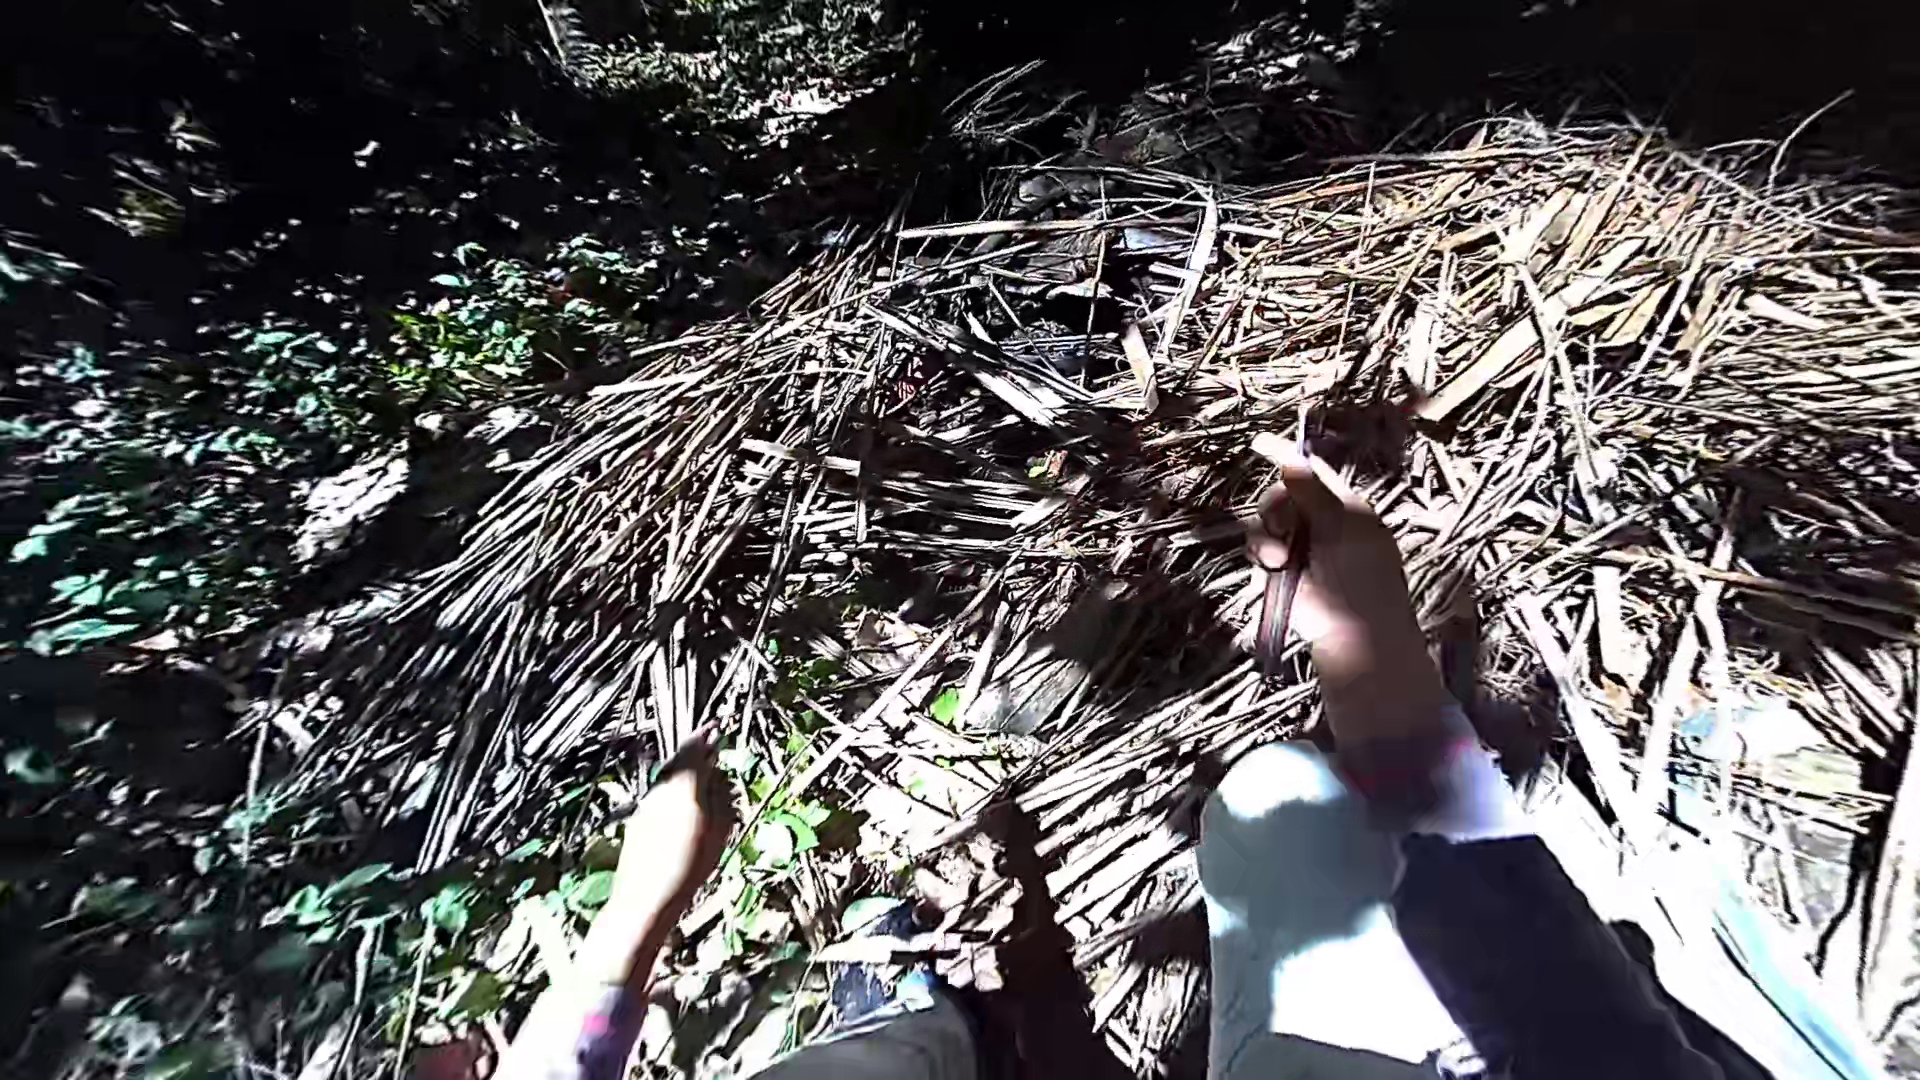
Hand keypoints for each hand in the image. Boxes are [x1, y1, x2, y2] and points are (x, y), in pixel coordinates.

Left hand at [576, 731, 734, 983]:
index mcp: (685, 786)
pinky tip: (682, 800)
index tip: (717, 727)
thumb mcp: (720, 829)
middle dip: (694, 749)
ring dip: (684, 768)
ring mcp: (646, 804)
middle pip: (679, 758)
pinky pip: (660, 792)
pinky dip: (673, 786)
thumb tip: (717, 772)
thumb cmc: (690, 867)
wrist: (643, 903)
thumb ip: (721, 794)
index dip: (707, 736)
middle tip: (709, 742)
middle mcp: (662, 788)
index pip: (696, 749)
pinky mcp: (637, 819)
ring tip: (700, 772)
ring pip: (667, 775)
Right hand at [1245, 444, 1449, 750]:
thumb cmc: (1361, 579)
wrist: (1350, 631)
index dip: (1287, 457)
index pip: (1313, 473)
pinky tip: (1273, 567)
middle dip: (1275, 508)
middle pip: (1281, 495)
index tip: (1259, 443)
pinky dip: (1260, 552)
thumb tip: (1292, 460)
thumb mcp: (1343, 530)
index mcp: (1343, 508)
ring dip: (1267, 536)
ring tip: (1280, 560)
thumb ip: (1314, 495)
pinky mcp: (1278, 565)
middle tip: (1281, 526)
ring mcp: (1296, 544)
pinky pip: (1256, 545)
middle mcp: (1317, 522)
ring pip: (1264, 521)